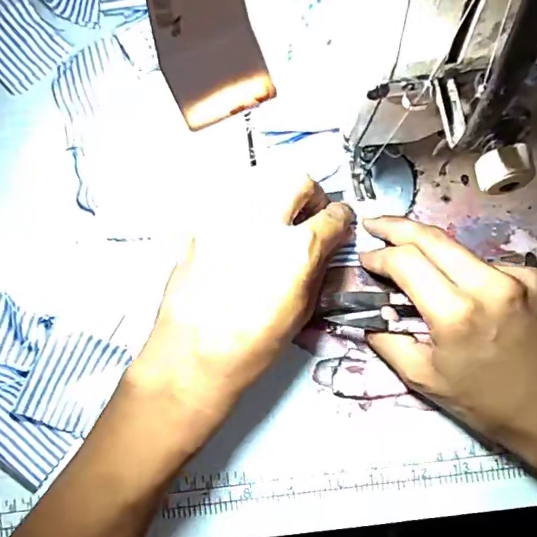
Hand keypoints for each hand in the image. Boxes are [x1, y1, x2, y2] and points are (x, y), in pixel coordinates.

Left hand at [132, 175, 352, 419]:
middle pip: (297, 181)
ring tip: (276, 227)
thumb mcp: (302, 311)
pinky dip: (246, 216)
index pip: (334, 214)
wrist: (194, 355)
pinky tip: (244, 243)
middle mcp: (263, 223)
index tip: (339, 226)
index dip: (341, 220)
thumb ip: (317, 270)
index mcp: (297, 248)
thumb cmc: (253, 345)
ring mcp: (227, 220)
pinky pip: (232, 207)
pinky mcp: (202, 227)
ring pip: (262, 185)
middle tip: (310, 216)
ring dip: (277, 199)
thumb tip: (325, 249)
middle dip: (311, 195)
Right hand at [359, 216, 536, 468]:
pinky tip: (482, 302)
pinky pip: (497, 267)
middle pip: (434, 238)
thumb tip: (369, 314)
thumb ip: (389, 340)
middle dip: (399, 228)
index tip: (368, 259)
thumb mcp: (426, 380)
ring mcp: (523, 276)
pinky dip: (481, 279)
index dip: (380, 256)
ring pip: (467, 254)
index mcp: (457, 314)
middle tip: (377, 225)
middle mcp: (491, 285)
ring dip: (444, 261)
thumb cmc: (486, 404)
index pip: (407, 261)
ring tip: (438, 286)